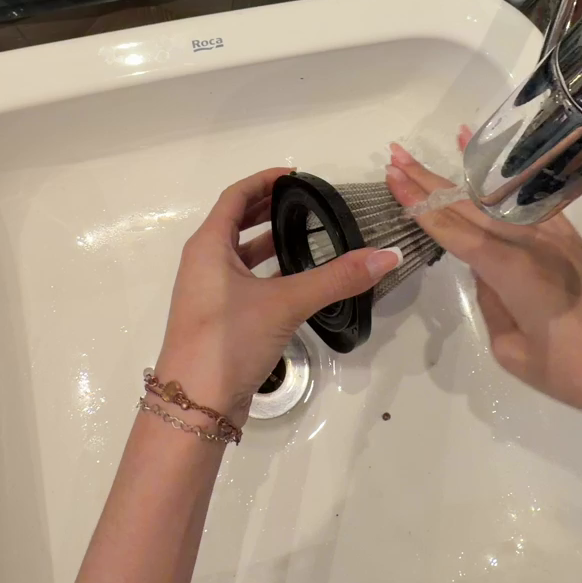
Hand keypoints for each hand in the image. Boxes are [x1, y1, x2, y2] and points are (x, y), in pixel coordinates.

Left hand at [155, 167, 401, 424]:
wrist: (194, 407)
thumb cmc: (229, 339)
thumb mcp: (286, 303)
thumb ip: (337, 278)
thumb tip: (386, 255)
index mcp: (208, 245)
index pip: (236, 196)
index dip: (264, 180)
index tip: (296, 175)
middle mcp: (204, 262)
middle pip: (235, 221)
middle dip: (268, 207)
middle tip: (306, 201)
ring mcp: (210, 293)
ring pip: (241, 254)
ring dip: (269, 240)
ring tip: (308, 234)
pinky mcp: (220, 319)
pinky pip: (245, 280)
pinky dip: (268, 271)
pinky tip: (298, 278)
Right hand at [384, 139, 581, 438]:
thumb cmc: (574, 372)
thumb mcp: (512, 349)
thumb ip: (491, 303)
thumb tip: (490, 277)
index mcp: (509, 268)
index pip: (451, 229)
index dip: (418, 203)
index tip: (392, 178)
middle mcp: (528, 241)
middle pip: (466, 205)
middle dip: (426, 182)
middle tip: (395, 157)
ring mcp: (551, 235)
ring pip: (492, 198)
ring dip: (455, 177)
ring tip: (424, 157)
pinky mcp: (569, 238)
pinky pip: (528, 201)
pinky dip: (507, 180)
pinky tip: (495, 163)